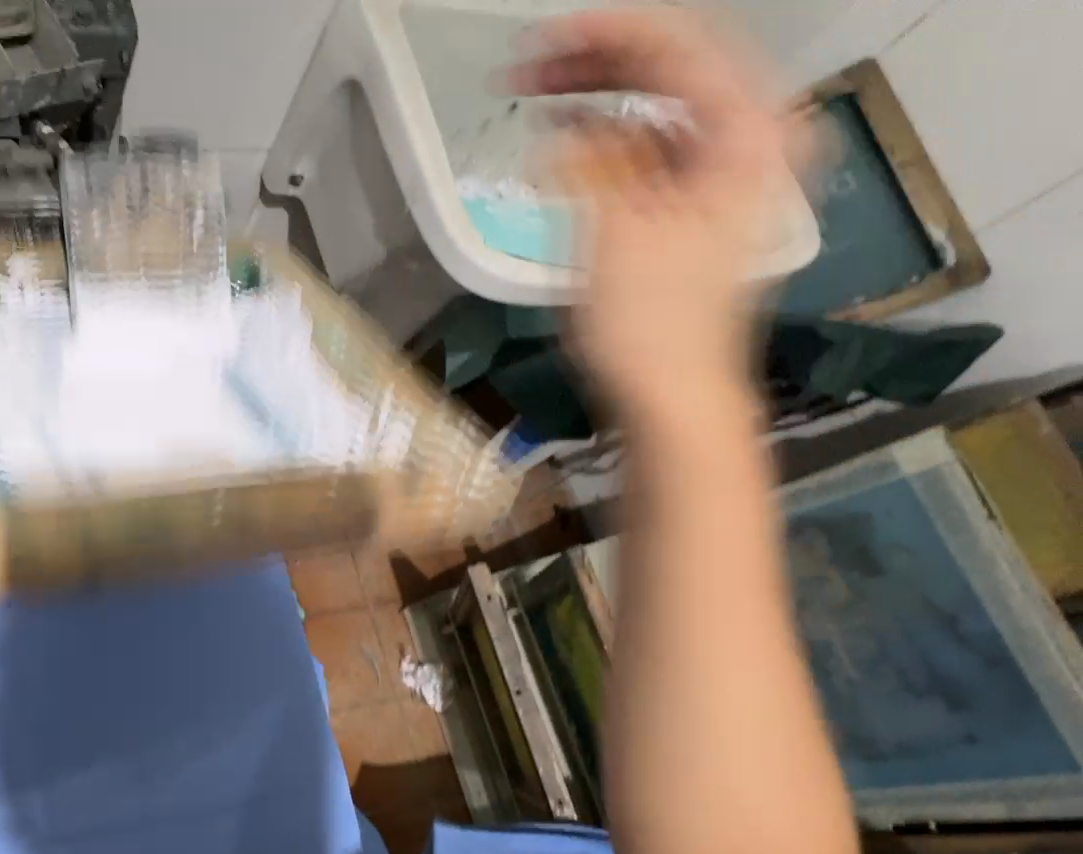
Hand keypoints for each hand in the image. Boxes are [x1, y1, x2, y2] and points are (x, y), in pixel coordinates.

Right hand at [511, 10, 813, 426]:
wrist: (675, 398)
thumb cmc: (651, 324)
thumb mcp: (615, 234)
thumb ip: (591, 162)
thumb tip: (560, 127)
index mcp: (746, 138)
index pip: (681, 50)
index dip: (609, 33)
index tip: (543, 35)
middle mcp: (747, 144)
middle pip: (674, 71)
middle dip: (598, 62)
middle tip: (526, 69)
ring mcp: (721, 177)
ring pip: (658, 108)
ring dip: (597, 98)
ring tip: (536, 98)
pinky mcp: (692, 210)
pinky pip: (650, 148)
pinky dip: (605, 140)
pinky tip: (564, 144)